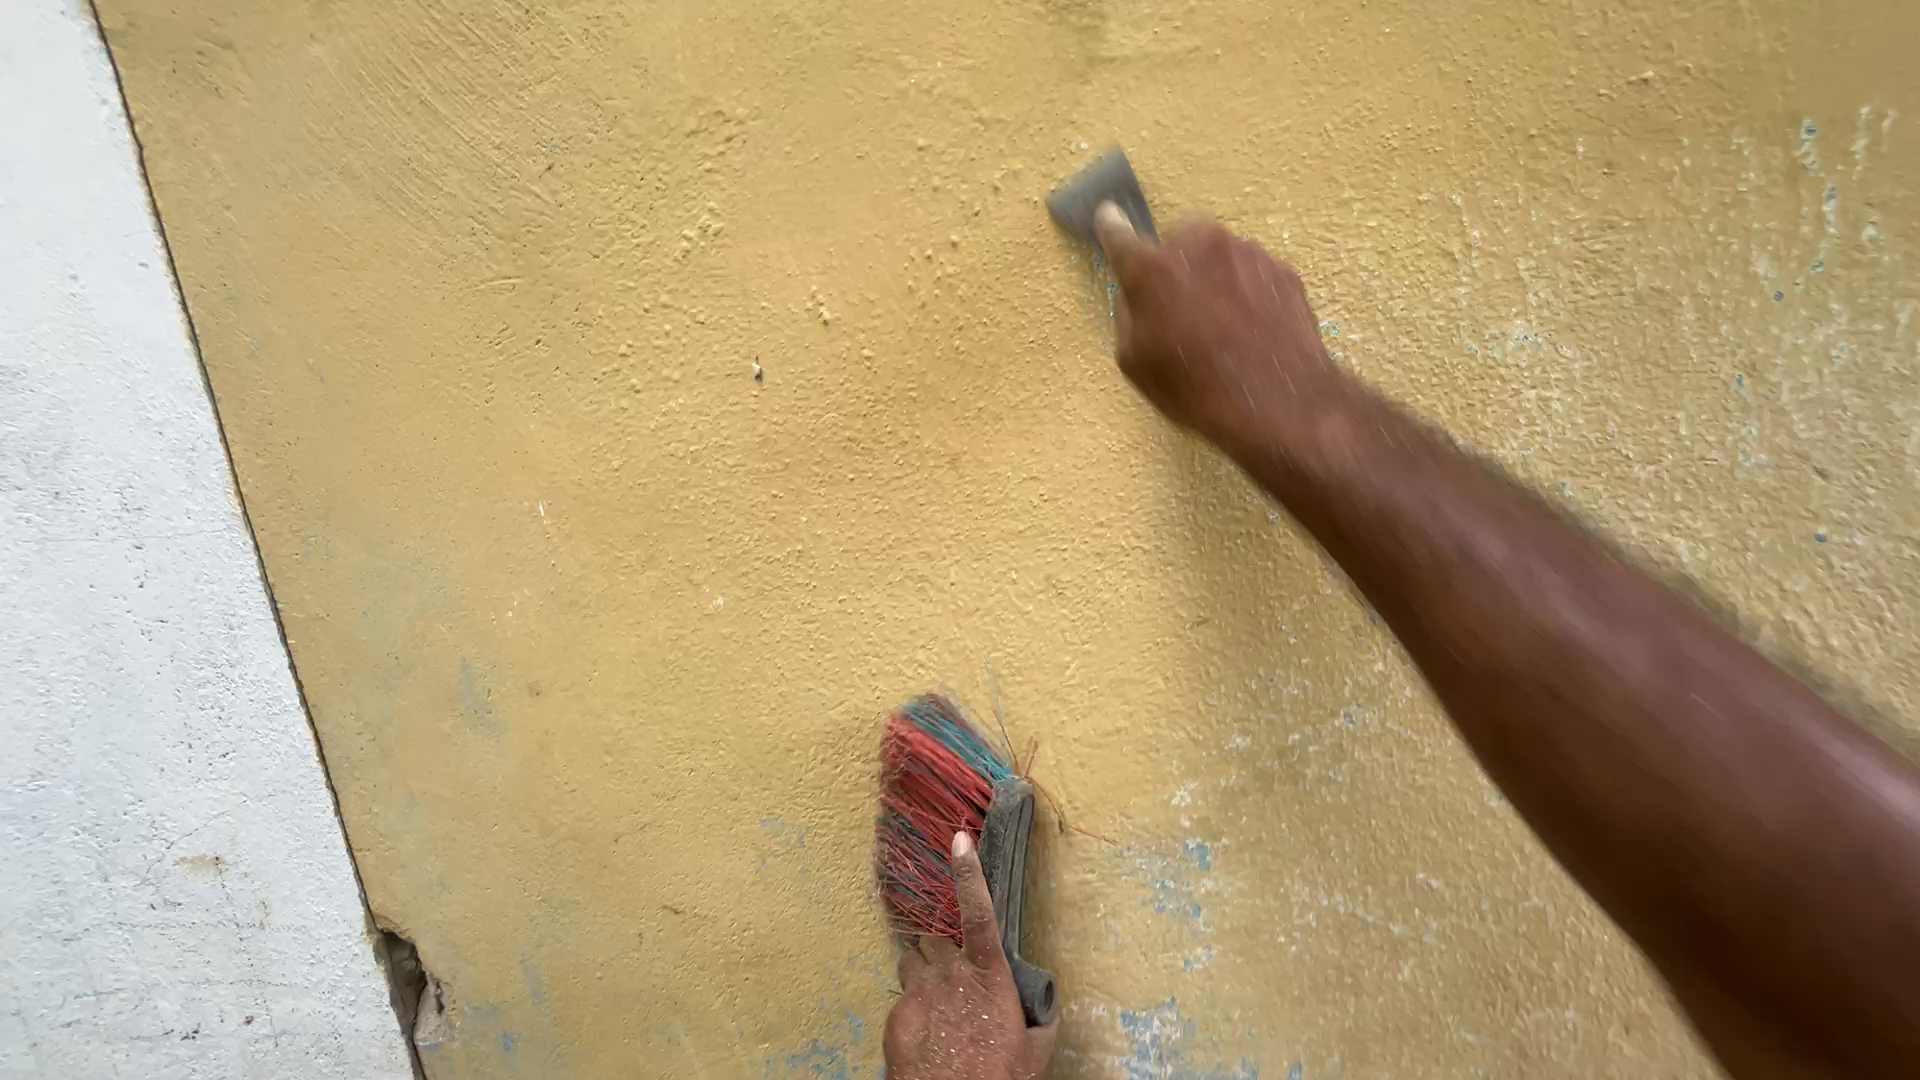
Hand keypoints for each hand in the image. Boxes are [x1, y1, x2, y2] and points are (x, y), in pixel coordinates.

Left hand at [882, 832, 1057, 1079]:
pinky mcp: (895, 1016)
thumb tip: (1042, 1008)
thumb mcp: (1035, 1050)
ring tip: (936, 1003)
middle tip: (952, 978)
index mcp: (987, 973)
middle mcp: (950, 973)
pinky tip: (923, 1036)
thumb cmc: (998, 1078)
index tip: (959, 839)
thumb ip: (1038, 1019)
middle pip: (935, 939)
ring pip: (912, 962)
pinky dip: (910, 1010)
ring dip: (923, 973)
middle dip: (941, 951)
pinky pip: (901, 999)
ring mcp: (918, 993)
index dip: (969, 873)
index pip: (979, 912)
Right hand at [1095, 204, 1340, 449]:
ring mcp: (1247, 252)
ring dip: (1211, 278)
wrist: (1276, 402)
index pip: (1119, 235)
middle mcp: (1199, 245)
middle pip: (1177, 240)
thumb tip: (1135, 296)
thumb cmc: (1193, 387)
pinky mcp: (1282, 269)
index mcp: (1152, 269)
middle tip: (1177, 310)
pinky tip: (1249, 330)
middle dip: (1173, 265)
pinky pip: (1251, 272)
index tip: (1108, 217)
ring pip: (1218, 254)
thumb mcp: (1135, 363)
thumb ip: (1127, 317)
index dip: (1111, 228)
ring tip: (1219, 328)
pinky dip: (1244, 291)